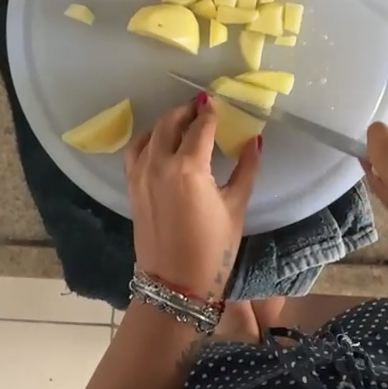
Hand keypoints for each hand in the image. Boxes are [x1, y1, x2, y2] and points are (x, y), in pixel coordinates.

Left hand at [124, 96, 259, 299]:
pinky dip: (149, 139)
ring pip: (151, 133)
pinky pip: (136, 150)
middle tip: (202, 108)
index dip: (210, 112)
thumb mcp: (236, 207)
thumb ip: (246, 169)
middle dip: (187, 111)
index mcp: (189, 167)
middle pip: (171, 122)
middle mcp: (160, 163)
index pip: (200, 127)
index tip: (218, 102)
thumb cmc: (212, 250)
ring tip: (184, 122)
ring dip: (168, 122)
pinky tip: (161, 142)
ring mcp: (141, 174)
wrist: (175, 286)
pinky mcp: (132, 186)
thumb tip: (255, 141)